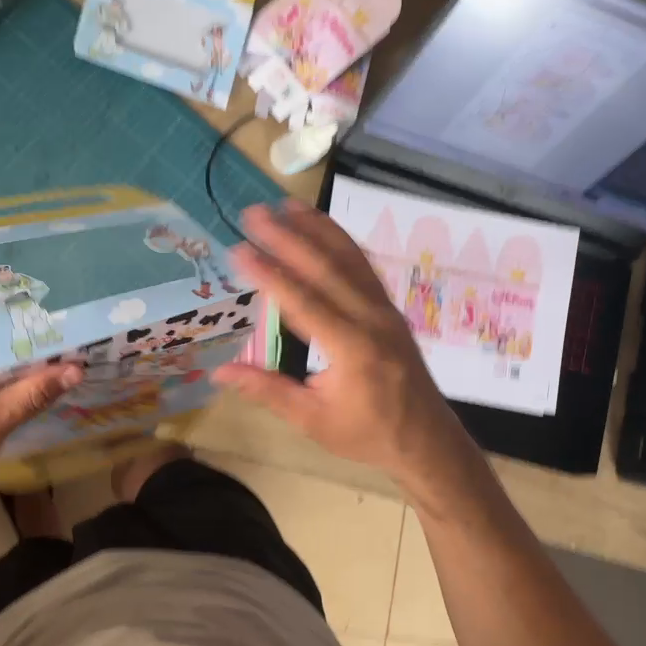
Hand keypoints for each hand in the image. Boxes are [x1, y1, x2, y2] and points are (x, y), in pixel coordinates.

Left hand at [0, 329, 81, 515]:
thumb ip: (29, 396)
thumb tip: (74, 370)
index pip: (2, 335)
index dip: (42, 341)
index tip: (79, 347)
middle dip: (33, 341)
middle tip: (76, 350)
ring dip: (20, 351)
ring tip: (60, 359)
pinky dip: (1, 361)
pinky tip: (28, 372)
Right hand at [215, 202, 474, 491]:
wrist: (427, 440)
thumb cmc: (367, 434)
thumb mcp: (312, 420)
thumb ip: (267, 391)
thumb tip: (219, 371)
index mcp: (351, 349)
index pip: (303, 302)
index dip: (269, 274)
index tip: (239, 250)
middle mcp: (371, 320)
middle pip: (326, 269)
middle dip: (288, 237)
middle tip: (254, 213)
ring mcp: (384, 310)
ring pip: (348, 259)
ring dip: (316, 229)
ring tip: (285, 204)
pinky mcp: (389, 308)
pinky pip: (364, 267)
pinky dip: (341, 241)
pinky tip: (322, 226)